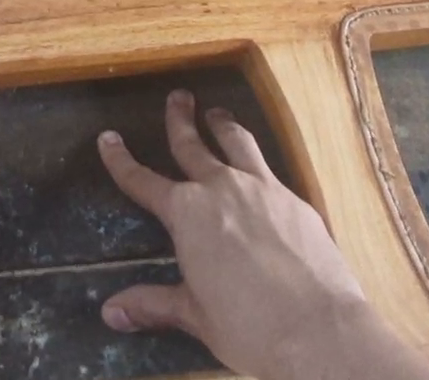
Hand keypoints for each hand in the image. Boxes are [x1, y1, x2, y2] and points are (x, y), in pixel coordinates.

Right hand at [97, 90, 428, 379]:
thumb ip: (152, 304)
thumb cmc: (249, 327)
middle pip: (191, 143)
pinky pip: (270, 170)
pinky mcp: (295, 200)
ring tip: (217, 114)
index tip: (108, 138)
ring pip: (236, 142)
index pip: (141, 180)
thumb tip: (109, 312)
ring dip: (222, 125)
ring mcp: (260, 187)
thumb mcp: (195, 316)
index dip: (120, 159)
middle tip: (177, 96)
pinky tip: (262, 172)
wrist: (321, 332)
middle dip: (179, 118)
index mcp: (185, 212)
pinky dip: (258, 163)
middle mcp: (218, 187)